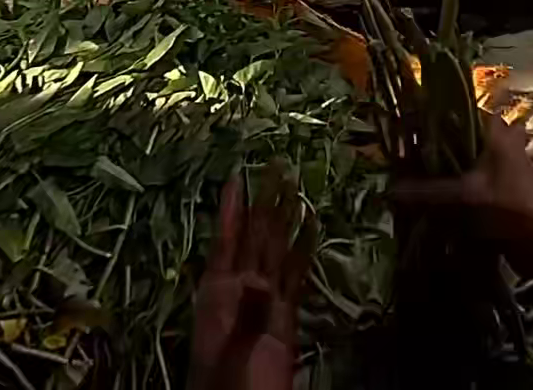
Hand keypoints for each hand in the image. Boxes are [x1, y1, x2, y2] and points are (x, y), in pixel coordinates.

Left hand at [188, 168, 310, 389]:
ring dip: (286, 217)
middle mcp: (242, 286)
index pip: (226, 239)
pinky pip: (295, 274)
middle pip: (256, 235)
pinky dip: (304, 248)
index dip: (231, 208)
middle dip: (264, 201)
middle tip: (276, 165)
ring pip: (277, 248)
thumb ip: (246, 314)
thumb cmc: (229, 387)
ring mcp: (264, 298)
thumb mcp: (231, 350)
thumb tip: (258, 281)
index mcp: (219, 292)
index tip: (237, 175)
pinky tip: (313, 224)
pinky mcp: (285, 314)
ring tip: (296, 184)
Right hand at [391, 112, 532, 273]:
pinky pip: (458, 180)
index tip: (395, 133)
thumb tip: (386, 190)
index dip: (420, 119)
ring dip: (431, 171)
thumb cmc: (514, 209)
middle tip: (394, 161)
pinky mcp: (490, 186)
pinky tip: (420, 198)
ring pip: (451, 159)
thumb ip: (427, 192)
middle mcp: (489, 137)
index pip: (447, 108)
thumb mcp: (467, 198)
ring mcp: (490, 162)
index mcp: (488, 126)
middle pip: (446, 135)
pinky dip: (442, 188)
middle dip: (423, 150)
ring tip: (402, 180)